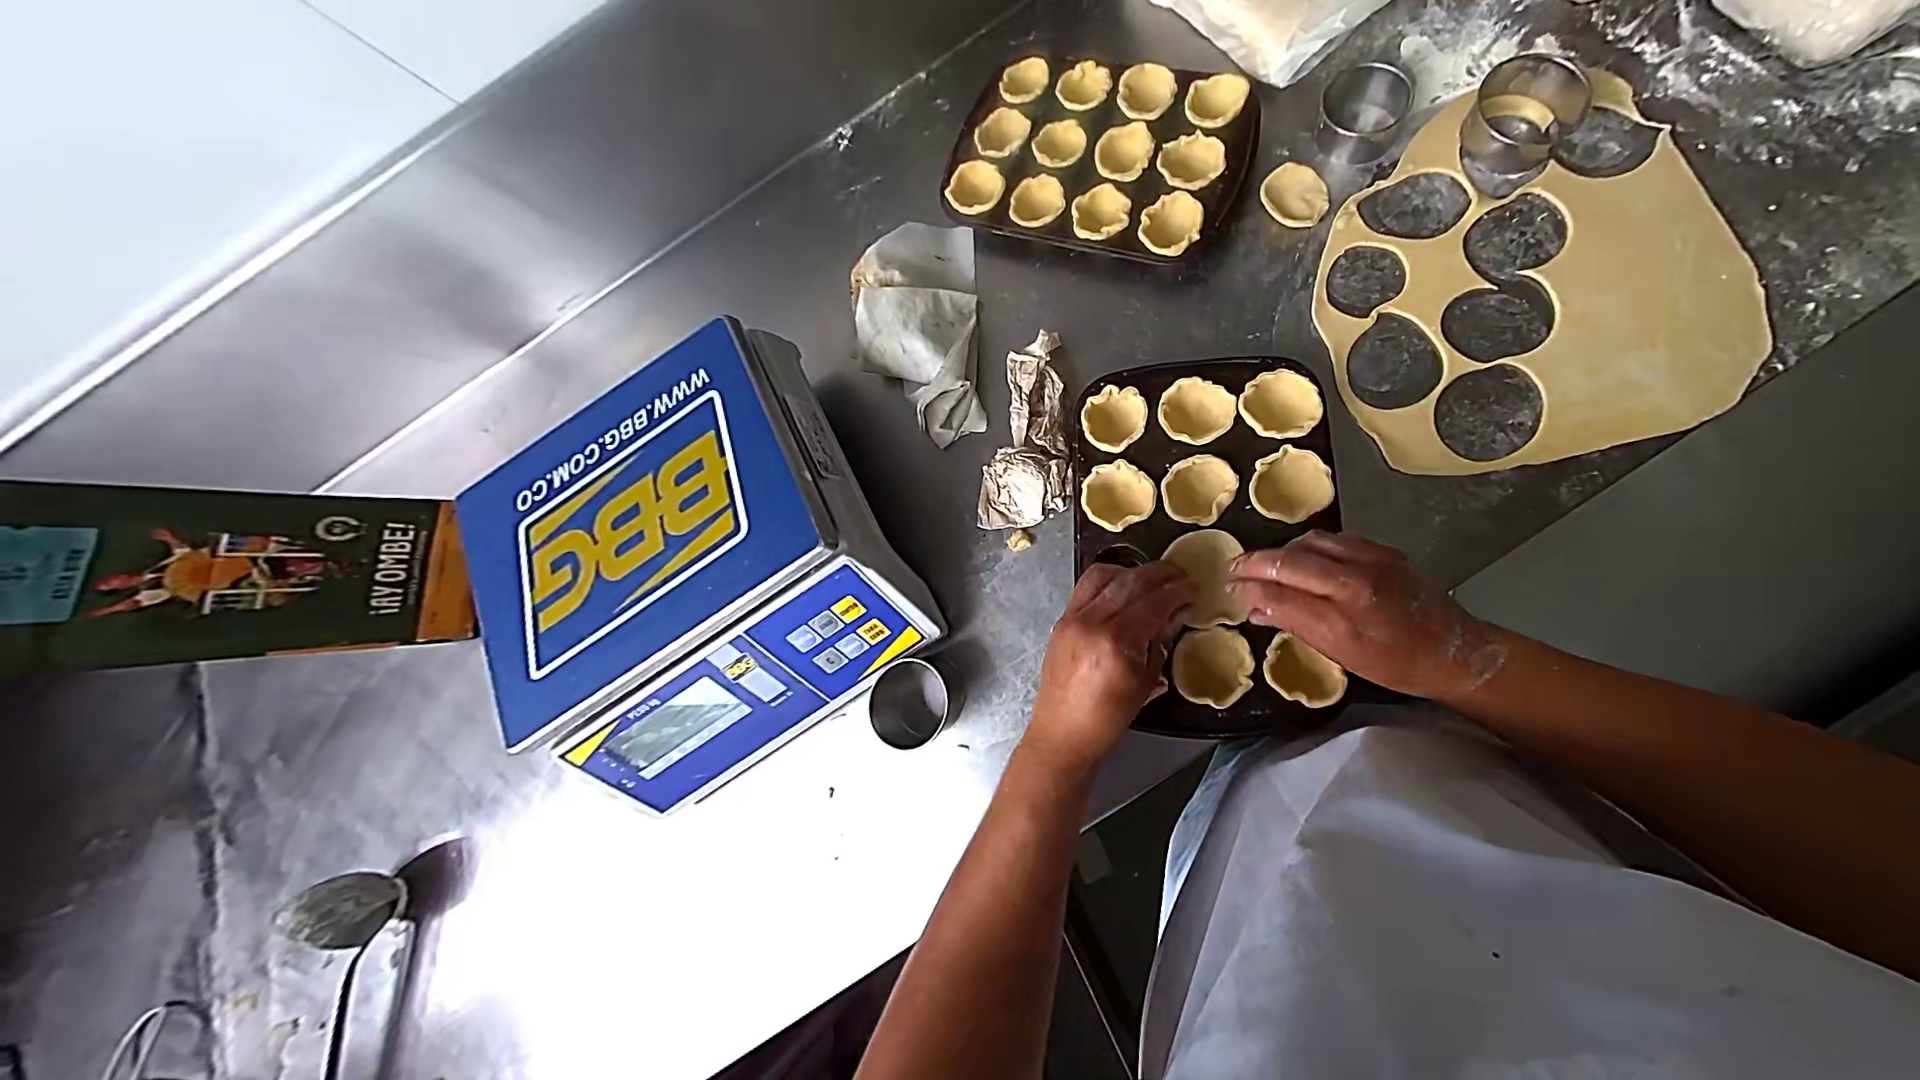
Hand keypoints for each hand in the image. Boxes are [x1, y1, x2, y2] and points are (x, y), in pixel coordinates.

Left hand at [1028, 561, 1194, 772]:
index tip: (1192, 586)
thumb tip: (1172, 615)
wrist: (1063, 732)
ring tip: (1151, 577)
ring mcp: (1072, 619)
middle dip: (1159, 573)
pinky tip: (1121, 587)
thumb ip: (1159, 642)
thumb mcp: (1145, 682)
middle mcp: (1091, 623)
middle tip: (1179, 574)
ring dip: (1131, 571)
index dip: (1177, 591)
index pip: (1153, 602)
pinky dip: (1107, 580)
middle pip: (1130, 581)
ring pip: (1103, 576)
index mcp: (1116, 641)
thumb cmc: (1106, 718)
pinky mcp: (1061, 621)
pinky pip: (1085, 588)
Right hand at [1226, 530, 1507, 701]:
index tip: (1229, 586)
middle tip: (1235, 569)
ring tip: (1266, 564)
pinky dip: (1309, 547)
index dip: (1248, 586)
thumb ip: (1295, 624)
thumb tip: (1255, 607)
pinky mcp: (1384, 551)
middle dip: (1255, 562)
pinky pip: (1334, 540)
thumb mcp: (1340, 654)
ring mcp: (1373, 560)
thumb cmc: (1396, 664)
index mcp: (1344, 615)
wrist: (1458, 652)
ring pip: (1310, 542)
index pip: (1280, 590)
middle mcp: (1358, 581)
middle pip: (1291, 559)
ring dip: (1282, 551)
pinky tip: (1303, 560)